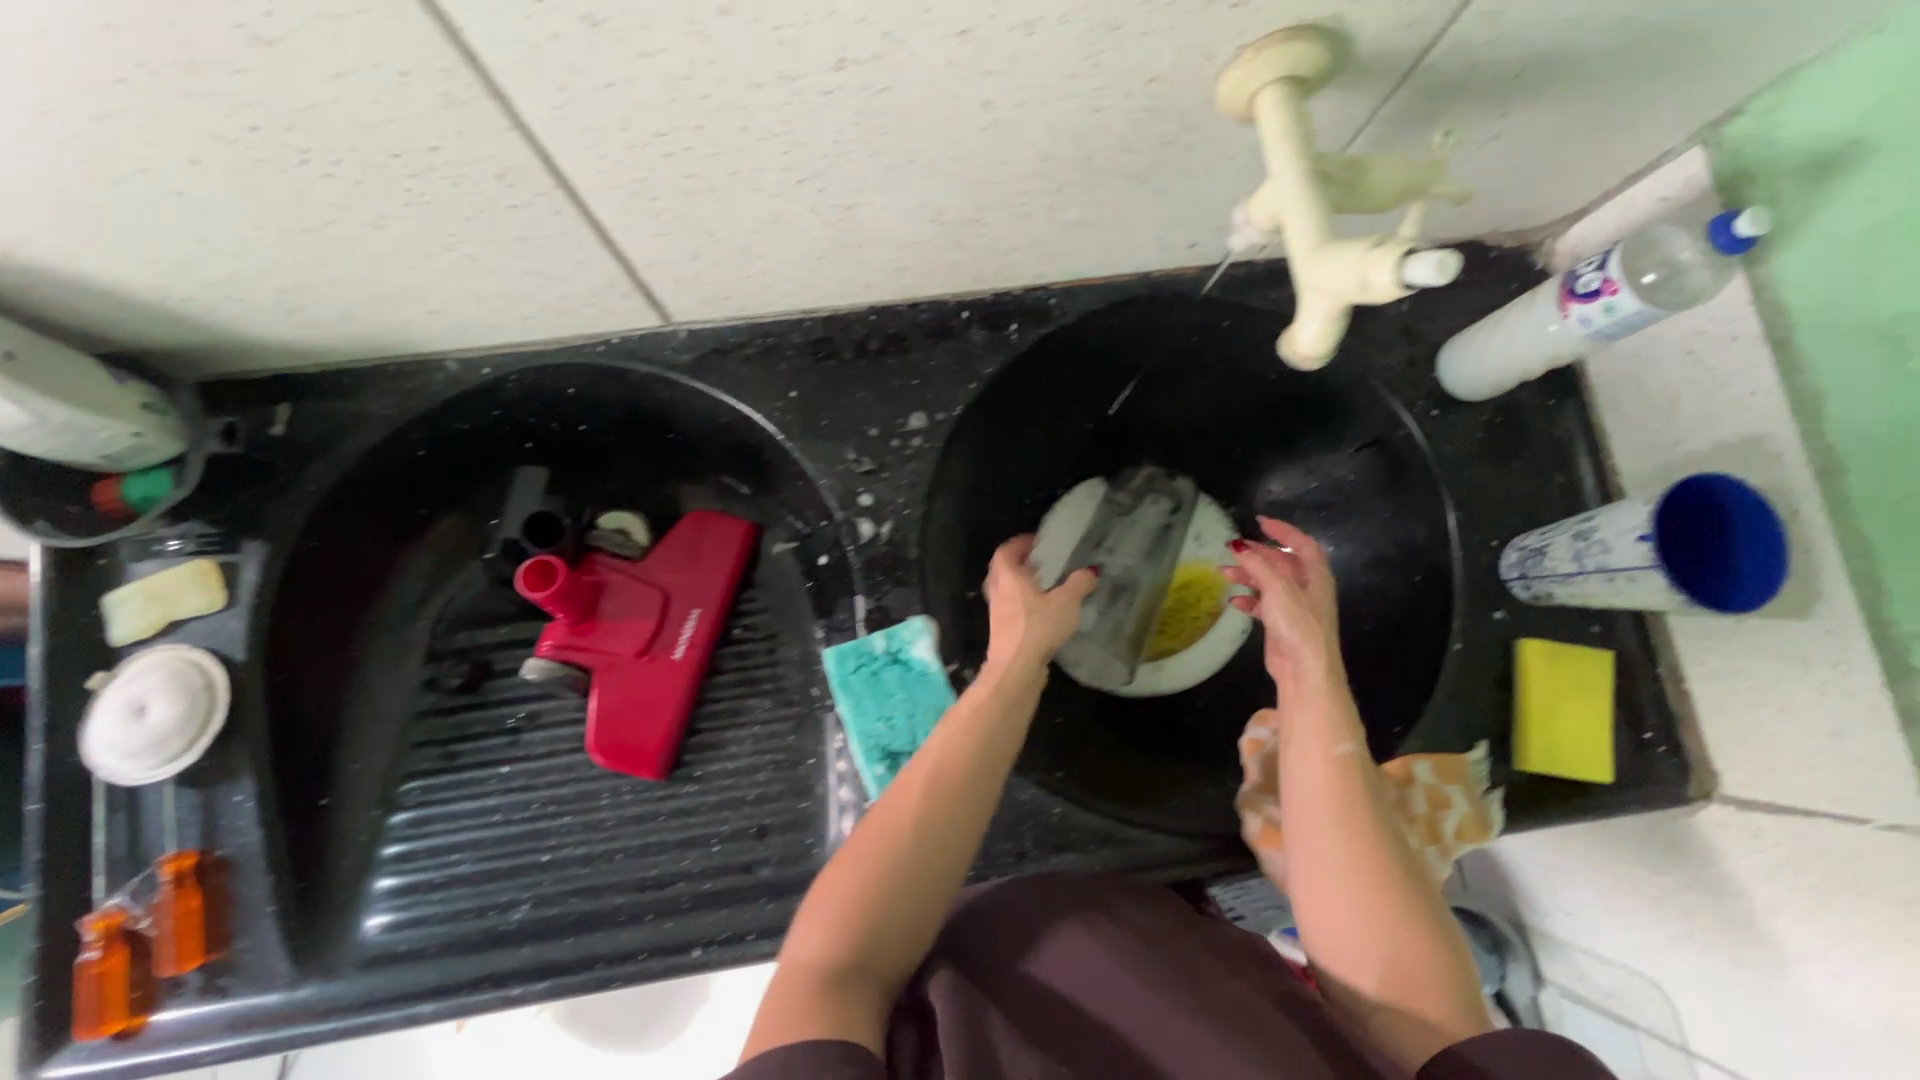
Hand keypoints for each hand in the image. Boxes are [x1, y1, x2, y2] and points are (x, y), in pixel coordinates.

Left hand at [982, 535, 1098, 675]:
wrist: (1016, 668)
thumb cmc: (1037, 628)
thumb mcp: (1066, 602)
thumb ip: (1079, 584)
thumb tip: (1090, 572)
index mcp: (1008, 577)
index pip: (1005, 551)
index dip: (1019, 543)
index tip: (1036, 541)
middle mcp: (998, 592)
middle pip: (1003, 570)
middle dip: (1020, 563)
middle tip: (1041, 562)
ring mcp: (998, 614)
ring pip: (1007, 591)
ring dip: (1022, 585)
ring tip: (1045, 586)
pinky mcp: (1003, 632)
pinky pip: (1012, 610)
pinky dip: (1024, 605)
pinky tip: (1044, 613)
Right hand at [1224, 516, 1342, 692]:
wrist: (1305, 667)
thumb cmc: (1298, 622)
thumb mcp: (1277, 587)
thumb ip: (1257, 564)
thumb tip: (1237, 545)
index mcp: (1316, 575)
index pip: (1302, 543)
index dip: (1283, 531)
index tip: (1259, 522)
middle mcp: (1308, 587)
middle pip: (1282, 563)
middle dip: (1257, 555)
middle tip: (1232, 549)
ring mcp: (1295, 607)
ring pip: (1269, 583)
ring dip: (1248, 576)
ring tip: (1224, 573)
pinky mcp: (1282, 625)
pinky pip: (1263, 605)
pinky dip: (1248, 601)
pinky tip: (1233, 601)